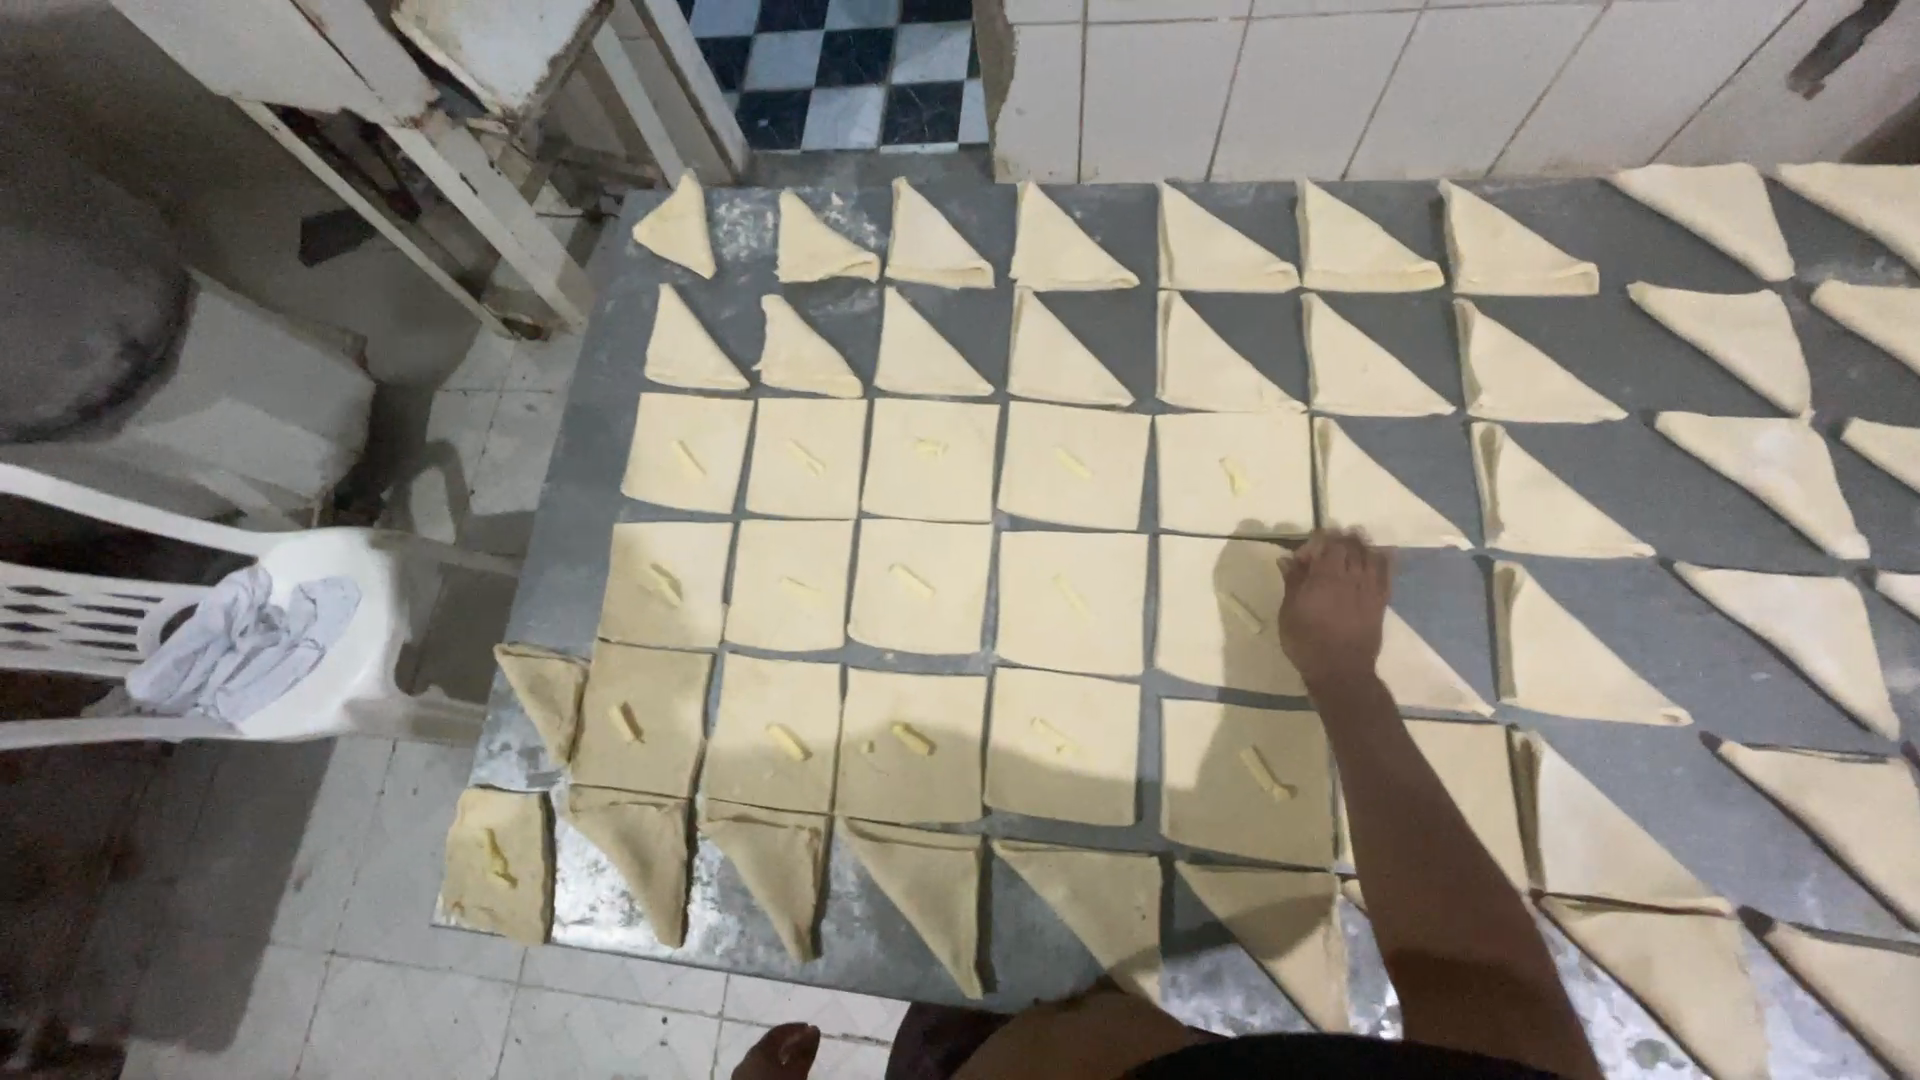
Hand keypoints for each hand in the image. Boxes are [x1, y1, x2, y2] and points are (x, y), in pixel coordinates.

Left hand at [732, 1023, 819, 1079]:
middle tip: (804, 1044)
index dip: (795, 1028)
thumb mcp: (796, 1074)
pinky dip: (771, 1071)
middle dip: (787, 1043)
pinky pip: (758, 1074)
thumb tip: (813, 1030)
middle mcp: (745, 1062)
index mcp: (757, 1052)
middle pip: (768, 1046)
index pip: (777, 1032)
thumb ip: (804, 1051)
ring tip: (795, 1062)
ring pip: (762, 1062)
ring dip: (779, 1059)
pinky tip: (780, 1077)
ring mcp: (740, 1078)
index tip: (810, 1029)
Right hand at [1279, 529, 1391, 689]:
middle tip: (1323, 551)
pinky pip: (1386, 571)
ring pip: (1371, 553)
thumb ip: (1292, 582)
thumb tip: (1287, 560)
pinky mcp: (1382, 599)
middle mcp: (1352, 576)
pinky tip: (1373, 558)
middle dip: (1336, 541)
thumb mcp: (1289, 611)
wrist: (1340, 670)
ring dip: (1359, 547)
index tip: (1302, 559)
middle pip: (1351, 544)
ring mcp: (1370, 587)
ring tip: (1347, 552)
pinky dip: (1380, 559)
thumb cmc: (1306, 641)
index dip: (1315, 542)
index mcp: (1326, 577)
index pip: (1328, 542)